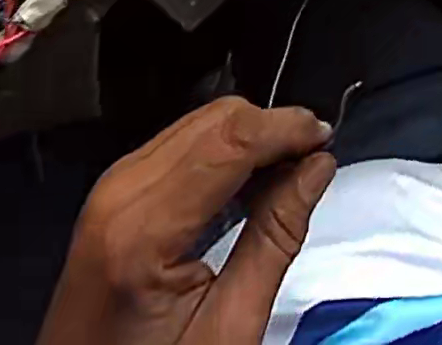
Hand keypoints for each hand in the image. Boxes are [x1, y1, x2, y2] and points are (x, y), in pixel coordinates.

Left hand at [39, 97, 336, 344]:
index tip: (326, 139)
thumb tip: (318, 166)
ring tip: (285, 174)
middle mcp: (120, 195)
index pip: (231, 138)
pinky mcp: (120, 189)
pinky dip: (231, 147)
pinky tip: (250, 180)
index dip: (288, 127)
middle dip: (275, 129)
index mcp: (142, 232)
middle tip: (311, 160)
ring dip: (255, 135)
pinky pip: (189, 138)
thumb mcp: (228, 328)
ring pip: (207, 119)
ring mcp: (114, 188)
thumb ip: (277, 237)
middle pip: (220, 118)